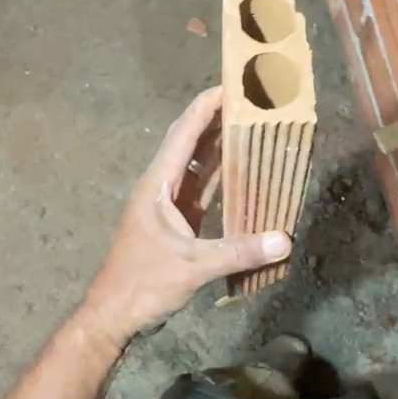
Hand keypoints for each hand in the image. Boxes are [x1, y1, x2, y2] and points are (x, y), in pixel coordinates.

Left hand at [79, 88, 291, 341]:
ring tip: (253, 124)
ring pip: (198, 164)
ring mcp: (170, 203)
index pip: (184, 133)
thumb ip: (237, 251)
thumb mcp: (191, 266)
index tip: (231, 84)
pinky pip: (204, 189)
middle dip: (218, 118)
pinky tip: (245, 170)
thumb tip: (283, 239)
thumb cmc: (143, 283)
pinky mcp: (178, 222)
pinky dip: (223, 176)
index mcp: (159, 183)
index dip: (206, 106)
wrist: (114, 314)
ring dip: (221, 144)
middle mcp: (163, 185)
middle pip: (191, 140)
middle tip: (251, 100)